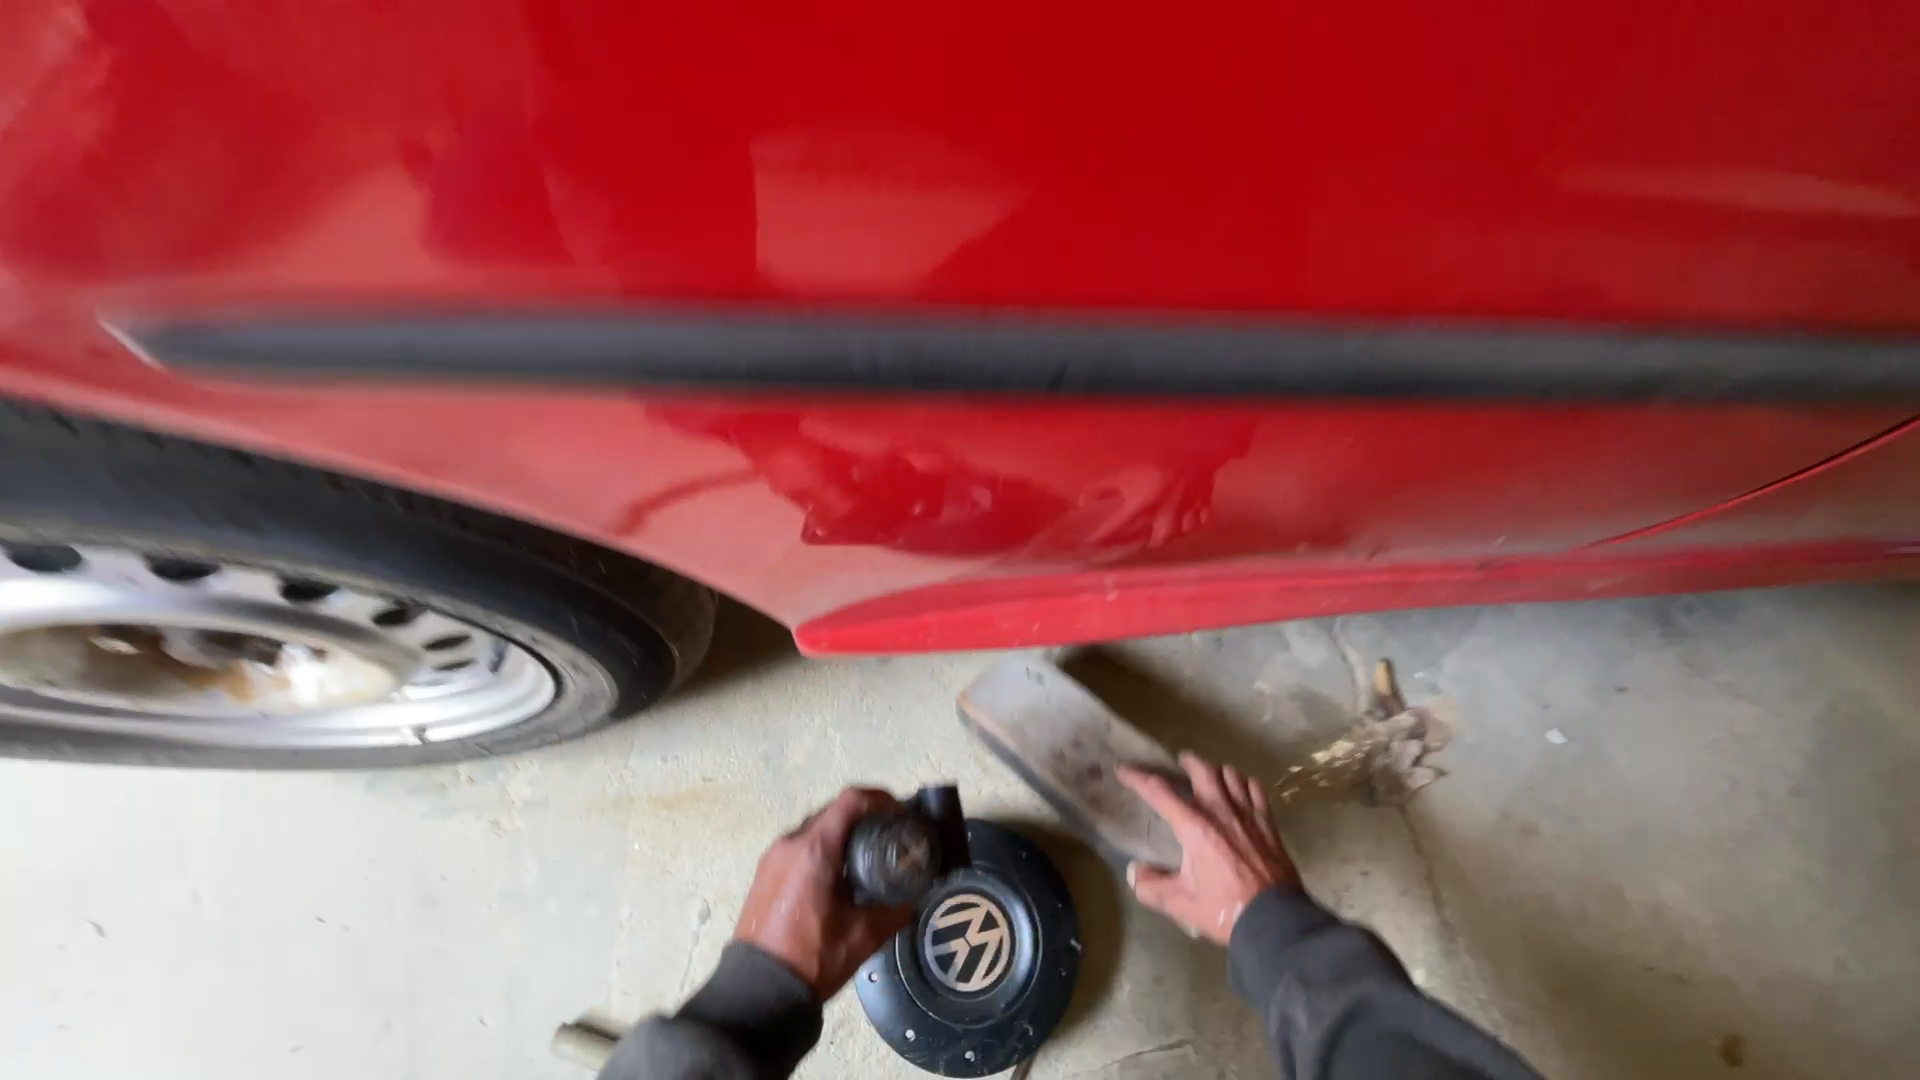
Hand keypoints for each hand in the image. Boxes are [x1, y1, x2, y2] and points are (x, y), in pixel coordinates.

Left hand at [734, 787, 916, 999]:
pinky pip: (799, 847)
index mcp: (815, 849)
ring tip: (866, 857)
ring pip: (815, 829)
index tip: (901, 813)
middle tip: (890, 837)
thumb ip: (894, 912)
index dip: (881, 798)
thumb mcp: (862, 937)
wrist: (755, 993)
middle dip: (865, 818)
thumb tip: (912, 899)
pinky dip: (823, 849)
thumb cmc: (811, 958)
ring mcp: (773, 857)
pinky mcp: (764, 873)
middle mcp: (790, 842)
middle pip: (834, 811)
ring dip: (842, 834)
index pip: (851, 800)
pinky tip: (837, 876)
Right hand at [1118, 753, 1300, 944]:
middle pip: (1202, 769)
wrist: (1275, 922)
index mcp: (1194, 826)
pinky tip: (1242, 790)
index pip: (1159, 791)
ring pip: (1231, 775)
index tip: (1124, 769)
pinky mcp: (1268, 823)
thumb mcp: (1180, 903)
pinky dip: (1245, 784)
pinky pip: (1256, 790)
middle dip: (1188, 761)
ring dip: (1217, 771)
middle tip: (1181, 763)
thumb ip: (1151, 886)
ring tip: (1211, 776)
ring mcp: (1247, 814)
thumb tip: (1135, 872)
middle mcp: (1220, 811)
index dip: (1137, 777)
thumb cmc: (1224, 909)